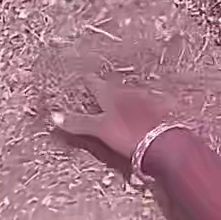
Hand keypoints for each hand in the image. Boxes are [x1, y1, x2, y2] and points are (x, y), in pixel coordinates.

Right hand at [51, 79, 174, 162]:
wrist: (162, 142)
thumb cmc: (128, 135)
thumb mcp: (98, 130)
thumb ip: (78, 123)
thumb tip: (55, 116)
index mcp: (110, 94)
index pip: (95, 84)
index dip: (89, 81)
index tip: (85, 78)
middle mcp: (129, 91)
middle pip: (116, 86)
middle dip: (111, 88)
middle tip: (105, 90)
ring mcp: (149, 98)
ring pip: (136, 93)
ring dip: (131, 96)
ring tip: (128, 103)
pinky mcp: (166, 107)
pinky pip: (158, 102)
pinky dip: (153, 105)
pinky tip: (154, 111)